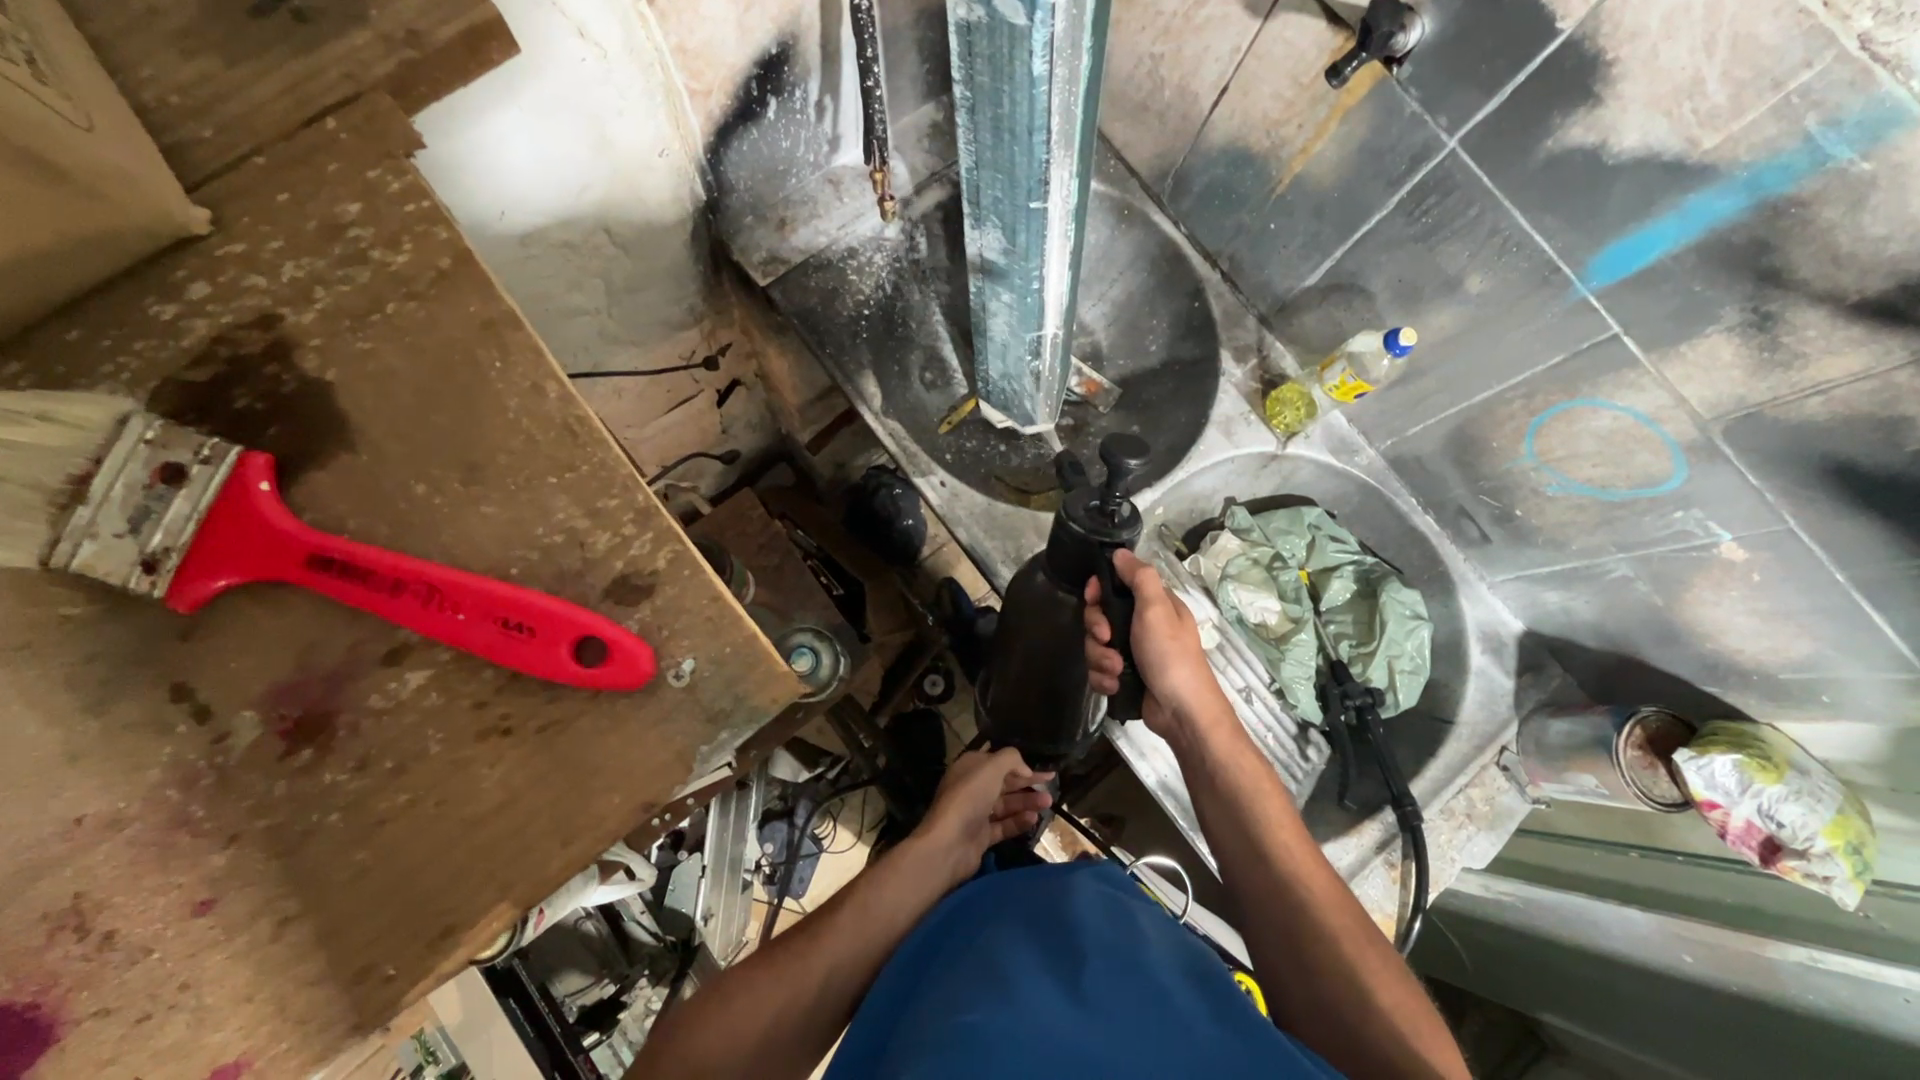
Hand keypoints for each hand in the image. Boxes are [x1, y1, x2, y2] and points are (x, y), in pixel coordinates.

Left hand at [912, 748, 1052, 885]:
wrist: (949, 843)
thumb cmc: (969, 798)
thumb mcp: (990, 767)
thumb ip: (1010, 759)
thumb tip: (1025, 769)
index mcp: (970, 768)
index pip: (998, 762)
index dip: (1020, 764)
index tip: (1041, 769)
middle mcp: (972, 789)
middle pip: (1004, 783)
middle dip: (1028, 783)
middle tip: (1051, 785)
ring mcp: (976, 813)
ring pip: (1006, 805)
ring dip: (1027, 802)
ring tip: (1048, 803)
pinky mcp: (981, 836)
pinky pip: (1004, 826)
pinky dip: (1019, 821)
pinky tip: (1034, 819)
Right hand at [1084, 549, 1228, 740]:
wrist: (1180, 711)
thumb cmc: (1171, 655)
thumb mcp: (1157, 609)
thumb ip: (1139, 577)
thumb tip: (1119, 552)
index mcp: (1153, 605)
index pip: (1116, 586)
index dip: (1099, 591)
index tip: (1092, 598)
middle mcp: (1141, 626)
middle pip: (1099, 617)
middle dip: (1097, 630)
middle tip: (1107, 638)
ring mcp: (1132, 653)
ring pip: (1096, 646)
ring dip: (1101, 658)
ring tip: (1117, 670)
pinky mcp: (1124, 678)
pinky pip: (1098, 671)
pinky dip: (1104, 678)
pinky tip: (1116, 685)